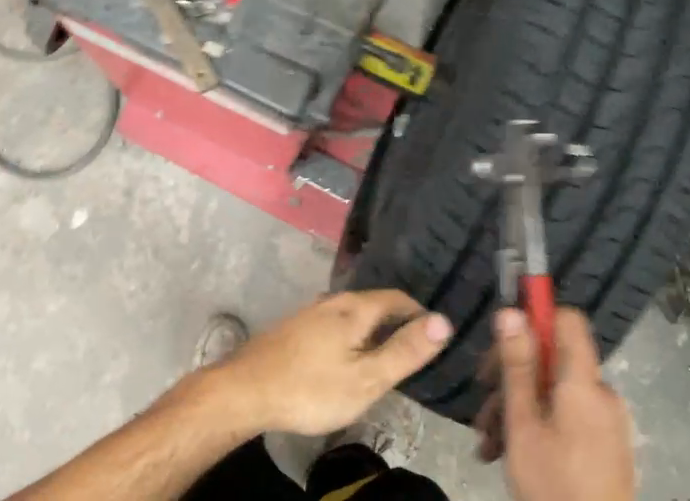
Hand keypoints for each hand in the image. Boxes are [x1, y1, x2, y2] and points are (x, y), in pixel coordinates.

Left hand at [209, 290, 452, 435]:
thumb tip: (443, 320)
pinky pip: (334, 325)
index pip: (397, 299)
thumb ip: (404, 351)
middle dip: (397, 322)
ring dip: (372, 330)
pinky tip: (348, 359)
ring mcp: (309, 313)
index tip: (436, 338)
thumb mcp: (367, 378)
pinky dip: (351, 337)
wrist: (246, 391)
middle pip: (374, 304)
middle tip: (417, 351)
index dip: (420, 315)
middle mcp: (332, 302)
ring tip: (387, 358)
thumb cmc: (312, 388)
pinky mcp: (294, 329)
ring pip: (352, 315)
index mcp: (354, 309)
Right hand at [473, 307, 634, 500]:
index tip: (504, 337)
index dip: (536, 316)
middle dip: (512, 377)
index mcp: (584, 383)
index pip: (568, 320)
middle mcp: (602, 395)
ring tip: (489, 442)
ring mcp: (606, 423)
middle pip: (553, 361)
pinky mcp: (605, 446)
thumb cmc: (553, 482)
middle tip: (483, 404)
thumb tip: (512, 311)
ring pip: (553, 394)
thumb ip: (518, 365)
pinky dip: (538, 426)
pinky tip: (509, 452)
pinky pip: (567, 418)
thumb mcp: (522, 423)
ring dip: (517, 409)